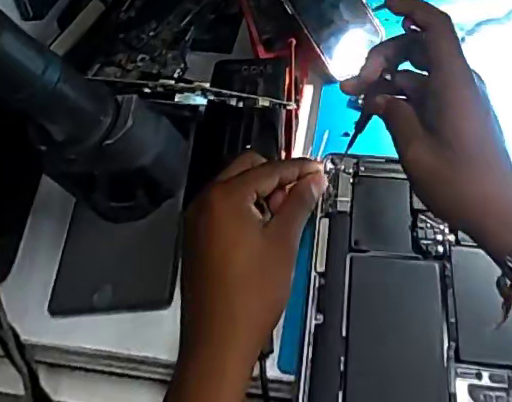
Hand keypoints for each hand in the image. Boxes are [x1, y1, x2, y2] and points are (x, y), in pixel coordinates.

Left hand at [172, 153, 324, 397]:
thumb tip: (311, 182)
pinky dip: (244, 208)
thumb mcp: (283, 243)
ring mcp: (198, 219)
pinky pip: (223, 206)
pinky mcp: (196, 236)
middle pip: (248, 168)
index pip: (269, 169)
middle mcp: (206, 202)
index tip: (314, 170)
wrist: (219, 342)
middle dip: (276, 177)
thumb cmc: (245, 301)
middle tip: (299, 193)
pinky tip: (262, 231)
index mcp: (225, 197)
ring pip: (235, 186)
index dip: (297, 168)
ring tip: (281, 218)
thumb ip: (299, 203)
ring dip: (260, 193)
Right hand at [340, 0, 511, 256]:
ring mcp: (459, 96)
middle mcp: (458, 81)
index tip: (385, 7)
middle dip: (383, 57)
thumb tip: (376, 97)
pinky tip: (377, 110)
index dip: (412, 7)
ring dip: (387, 78)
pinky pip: (425, 90)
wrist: (501, 217)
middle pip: (417, 47)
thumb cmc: (461, 183)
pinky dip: (400, 94)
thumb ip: (392, 113)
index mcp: (453, 81)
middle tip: (357, 82)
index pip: (436, 26)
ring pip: (417, 70)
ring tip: (358, 97)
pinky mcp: (458, 111)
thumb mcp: (416, 149)